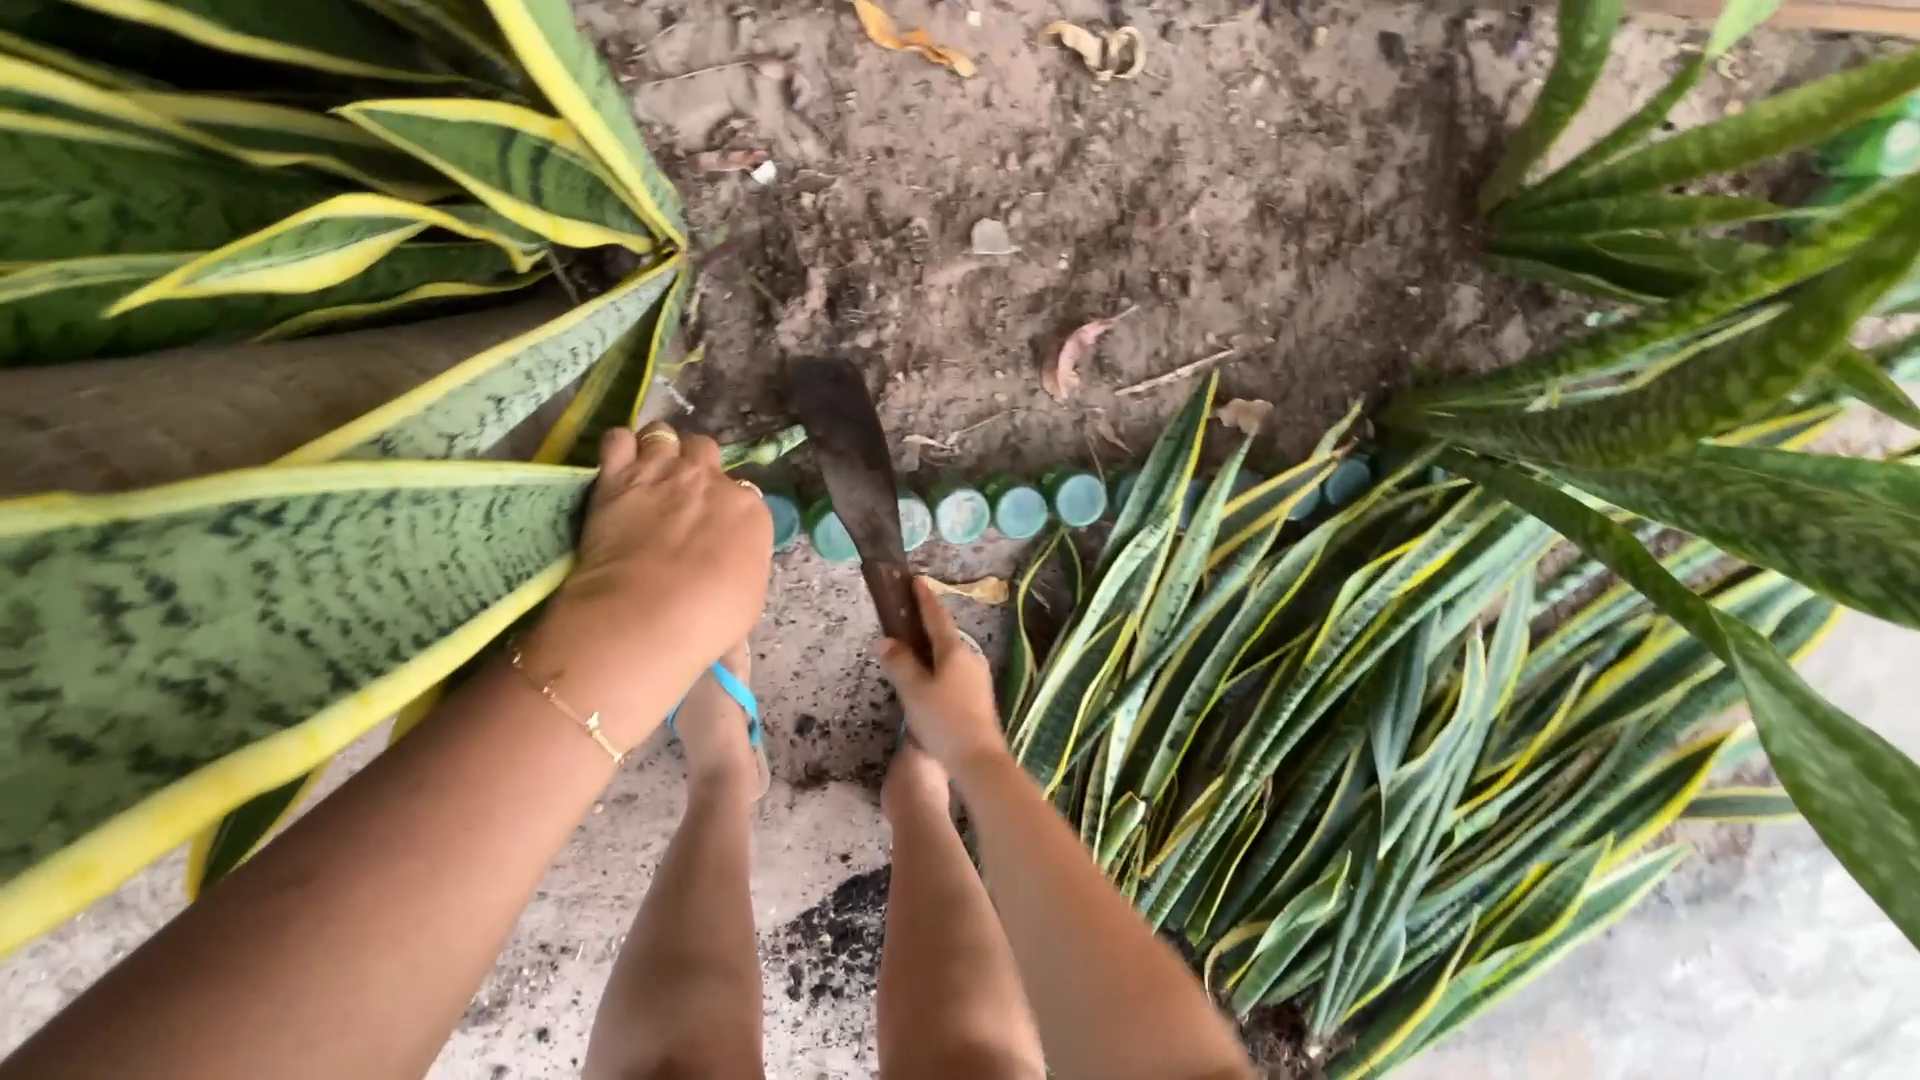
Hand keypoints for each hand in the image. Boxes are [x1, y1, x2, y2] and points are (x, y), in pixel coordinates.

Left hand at [523, 423, 771, 746]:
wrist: (650, 612)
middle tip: (679, 490)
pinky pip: (617, 439)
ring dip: (656, 448)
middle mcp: (711, 481)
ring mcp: (665, 472)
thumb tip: (732, 577)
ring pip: (663, 434)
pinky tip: (615, 466)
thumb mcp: (749, 598)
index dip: (725, 504)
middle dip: (694, 464)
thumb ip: (743, 568)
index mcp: (751, 511)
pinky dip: (617, 448)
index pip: (743, 491)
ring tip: (645, 469)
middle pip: (705, 450)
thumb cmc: (711, 618)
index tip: (712, 523)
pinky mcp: (618, 476)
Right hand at [876, 577, 1011, 776]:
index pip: (936, 616)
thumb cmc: (944, 720)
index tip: (916, 579)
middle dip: (925, 624)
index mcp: (954, 650)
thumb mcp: (914, 691)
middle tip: (905, 616)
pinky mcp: (978, 697)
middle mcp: (970, 657)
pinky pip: (953, 671)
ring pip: (949, 655)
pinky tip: (926, 680)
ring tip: (909, 650)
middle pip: (944, 635)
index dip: (924, 598)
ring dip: (931, 648)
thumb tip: (885, 641)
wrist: (979, 759)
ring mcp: (977, 678)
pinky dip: (937, 666)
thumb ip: (899, 663)